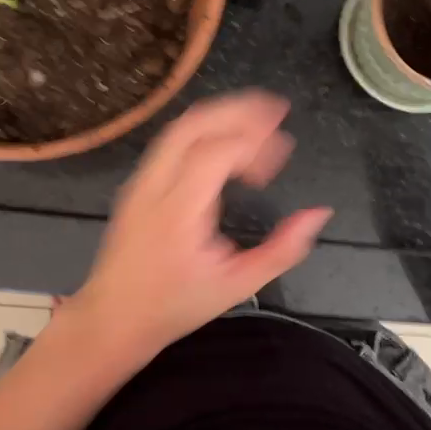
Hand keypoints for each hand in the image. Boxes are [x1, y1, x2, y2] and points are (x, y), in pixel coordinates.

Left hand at [60, 90, 332, 362]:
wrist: (113, 319)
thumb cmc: (174, 305)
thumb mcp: (237, 285)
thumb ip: (282, 250)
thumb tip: (317, 215)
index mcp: (178, 210)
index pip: (216, 152)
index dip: (256, 142)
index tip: (284, 149)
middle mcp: (154, 186)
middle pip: (194, 125)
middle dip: (240, 110)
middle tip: (277, 110)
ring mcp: (140, 181)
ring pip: (180, 128)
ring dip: (222, 116)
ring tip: (258, 119)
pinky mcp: (137, 184)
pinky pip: (171, 142)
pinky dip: (205, 132)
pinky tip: (228, 143)